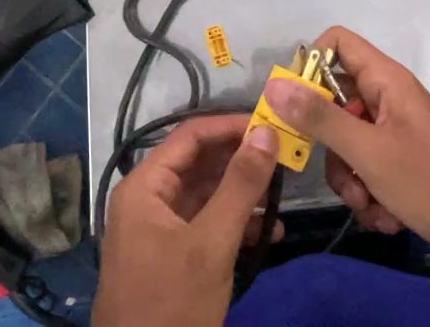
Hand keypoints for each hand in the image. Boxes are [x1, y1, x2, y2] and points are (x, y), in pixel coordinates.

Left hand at [93, 115, 279, 326]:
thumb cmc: (171, 303)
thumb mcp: (211, 244)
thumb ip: (240, 185)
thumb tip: (267, 132)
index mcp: (145, 186)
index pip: (190, 135)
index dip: (230, 126)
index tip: (272, 125)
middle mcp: (148, 199)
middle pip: (200, 163)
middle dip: (242, 161)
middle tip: (284, 160)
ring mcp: (159, 229)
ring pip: (207, 195)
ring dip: (244, 195)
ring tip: (281, 200)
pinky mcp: (172, 256)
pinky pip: (207, 224)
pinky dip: (236, 224)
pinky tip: (268, 233)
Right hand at [260, 27, 429, 283]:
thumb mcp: (369, 151)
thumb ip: (320, 118)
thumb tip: (275, 85)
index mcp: (387, 81)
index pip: (338, 43)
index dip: (310, 66)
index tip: (294, 106)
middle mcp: (392, 100)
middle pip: (337, 103)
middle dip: (332, 147)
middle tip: (342, 177)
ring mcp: (401, 134)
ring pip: (352, 143)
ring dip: (353, 180)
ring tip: (370, 208)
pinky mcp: (409, 166)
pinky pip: (372, 170)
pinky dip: (373, 196)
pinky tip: (388, 220)